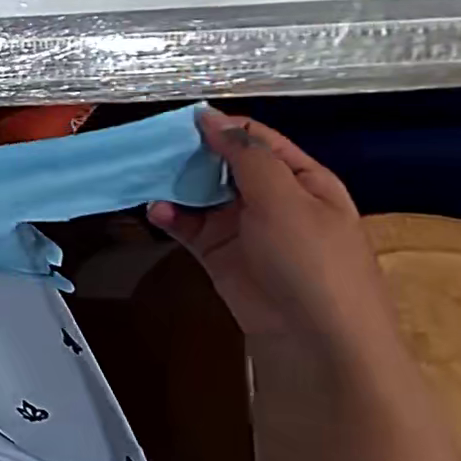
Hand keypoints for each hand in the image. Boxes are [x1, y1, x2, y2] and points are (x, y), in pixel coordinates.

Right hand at [148, 110, 400, 360]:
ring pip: (198, 192)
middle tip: (150, 148)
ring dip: (172, 185)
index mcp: (300, 180)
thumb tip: (210, 117)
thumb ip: (246, 155)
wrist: (316, 342)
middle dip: (187, 155)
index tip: (175, 124)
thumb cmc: (312, 263)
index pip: (254, 138)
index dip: (218, 128)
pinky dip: (168, 215)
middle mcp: (270, 198)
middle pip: (220, 163)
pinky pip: (186, 224)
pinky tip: (156, 212)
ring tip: (144, 178)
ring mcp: (242, 226)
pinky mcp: (217, 251)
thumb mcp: (285, 201)